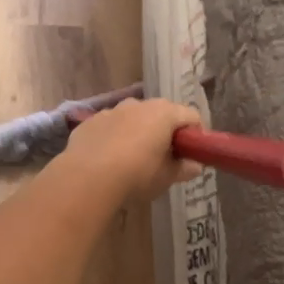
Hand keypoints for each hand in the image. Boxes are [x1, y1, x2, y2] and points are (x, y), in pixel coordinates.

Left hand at [59, 98, 203, 202]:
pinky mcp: (89, 122)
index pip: (191, 116)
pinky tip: (108, 160)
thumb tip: (195, 166)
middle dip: (166, 131)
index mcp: (163, 113)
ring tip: (134, 158)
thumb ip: (183, 168)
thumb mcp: (166, 177)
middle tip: (165, 156)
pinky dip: (114, 138)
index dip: (196, 134)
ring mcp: (111, 111)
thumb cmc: (136, 175)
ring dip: (138, 132)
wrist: (87, 178)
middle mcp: (138, 104)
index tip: (193, 154)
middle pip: (161, 113)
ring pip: (133, 118)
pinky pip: (109, 127)